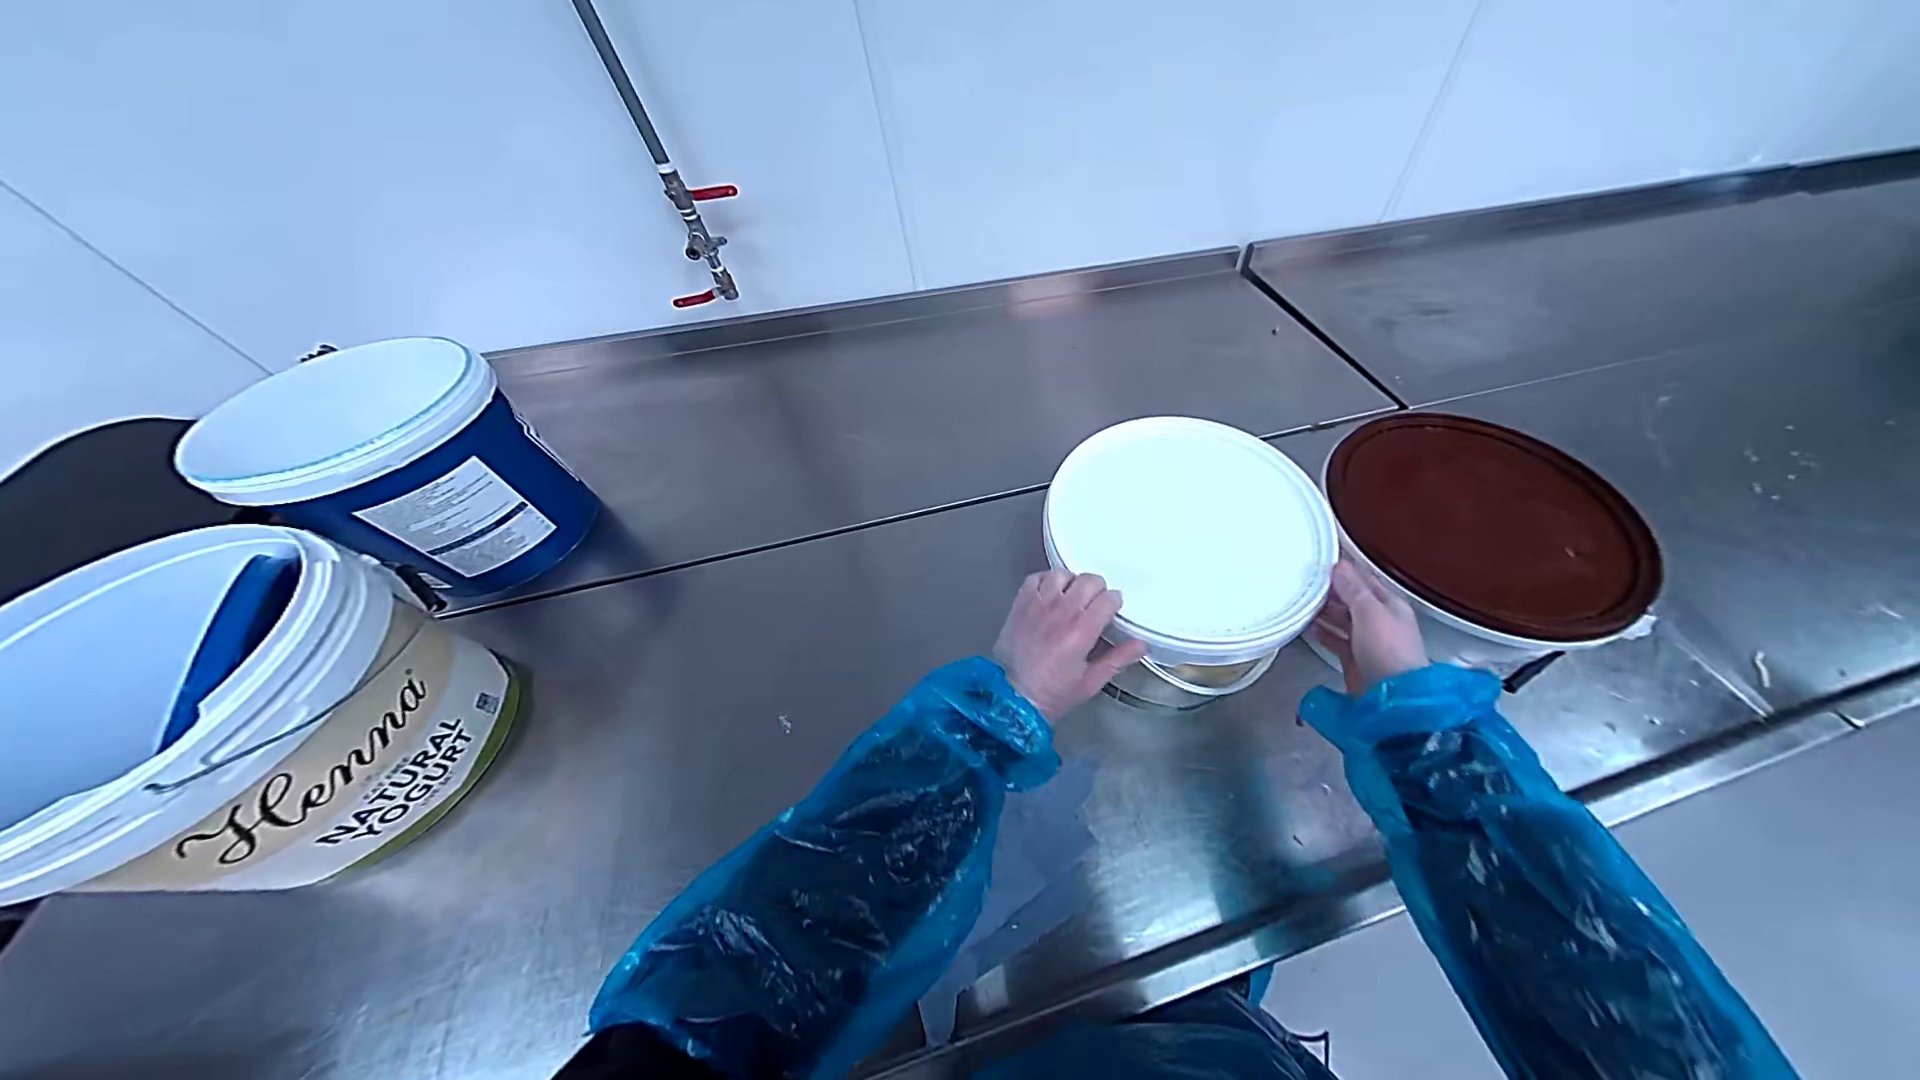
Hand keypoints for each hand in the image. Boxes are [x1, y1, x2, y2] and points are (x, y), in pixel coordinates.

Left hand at [992, 571, 1149, 720]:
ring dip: (1072, 582)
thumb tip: (1141, 644)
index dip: (1114, 602)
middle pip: (1089, 580)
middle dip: (1098, 589)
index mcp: (1082, 630)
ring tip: (1073, 596)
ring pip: (1062, 574)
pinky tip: (1050, 593)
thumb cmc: (1051, 693)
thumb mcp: (1090, 681)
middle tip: (1095, 603)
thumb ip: (1118, 659)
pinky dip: (1046, 581)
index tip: (1112, 610)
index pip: (1108, 598)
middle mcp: (1061, 611)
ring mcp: (1038, 604)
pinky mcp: (1020, 604)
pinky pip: (1036, 578)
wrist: (1010, 697)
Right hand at [1311, 557, 1428, 696]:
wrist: (1391, 695)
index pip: (1364, 580)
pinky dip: (1320, 632)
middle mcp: (1378, 620)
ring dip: (1322, 610)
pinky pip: (1333, 639)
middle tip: (1304, 581)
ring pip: (1340, 618)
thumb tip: (1339, 566)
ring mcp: (1365, 640)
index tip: (1320, 559)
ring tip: (1300, 602)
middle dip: (1329, 590)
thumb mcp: (1370, 613)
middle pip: (1350, 599)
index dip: (1344, 569)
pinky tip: (1306, 627)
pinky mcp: (1353, 657)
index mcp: (1389, 605)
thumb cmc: (1387, 650)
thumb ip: (1353, 590)